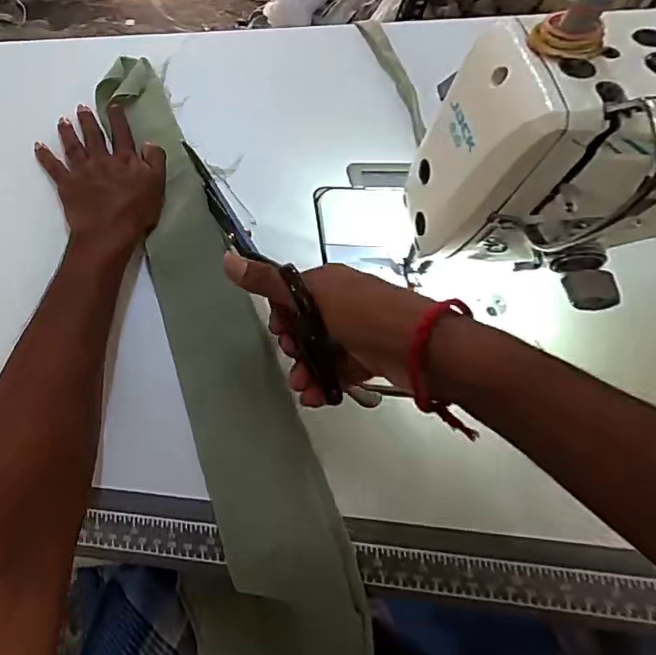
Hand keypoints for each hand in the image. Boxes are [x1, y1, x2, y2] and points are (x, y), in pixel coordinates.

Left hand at [35, 104, 166, 250]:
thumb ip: (155, 160)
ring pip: (73, 146)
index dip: (117, 118)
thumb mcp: (157, 185)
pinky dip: (45, 156)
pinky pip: (53, 167)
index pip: (121, 133)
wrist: (108, 233)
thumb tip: (149, 142)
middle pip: (94, 136)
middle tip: (81, 108)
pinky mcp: (66, 184)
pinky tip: (38, 146)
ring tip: (62, 121)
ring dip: (67, 132)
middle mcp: (102, 160)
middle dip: (88, 120)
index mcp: (125, 160)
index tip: (112, 104)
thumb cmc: (136, 213)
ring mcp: (82, 171)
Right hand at [223, 253, 436, 406]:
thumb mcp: (310, 297)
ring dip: (308, 369)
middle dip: (293, 347)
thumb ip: (267, 282)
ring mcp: (358, 331)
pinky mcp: (371, 357)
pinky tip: (319, 396)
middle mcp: (342, 303)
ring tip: (304, 387)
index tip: (279, 333)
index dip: (280, 316)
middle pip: (305, 326)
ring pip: (321, 350)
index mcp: (327, 283)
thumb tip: (227, 258)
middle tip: (292, 359)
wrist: (428, 352)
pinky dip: (327, 382)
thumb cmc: (368, 316)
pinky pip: (340, 369)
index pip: (291, 295)